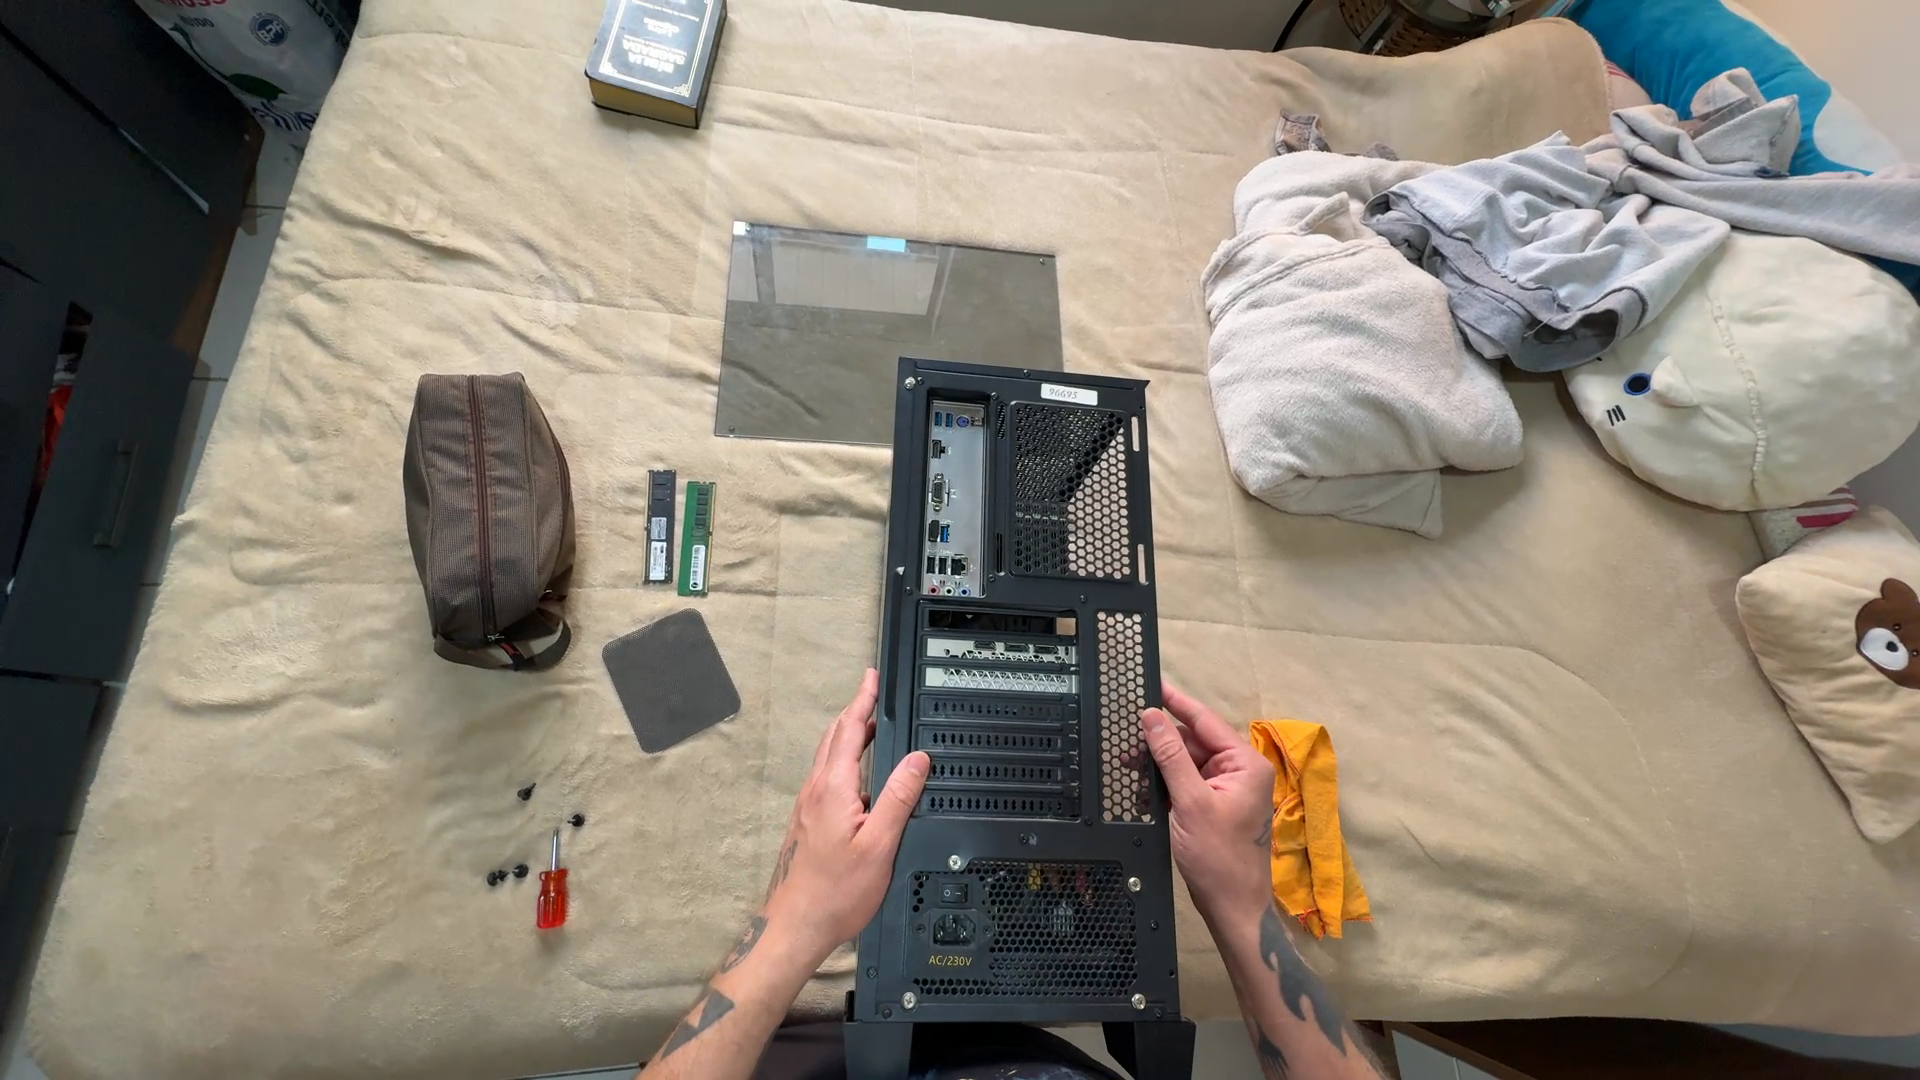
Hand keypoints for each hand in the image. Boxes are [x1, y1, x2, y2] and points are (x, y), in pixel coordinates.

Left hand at [763, 669, 929, 962]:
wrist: (794, 926)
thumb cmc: (835, 892)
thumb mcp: (879, 844)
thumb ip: (898, 797)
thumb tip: (917, 759)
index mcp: (833, 788)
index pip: (849, 729)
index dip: (862, 699)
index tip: (872, 677)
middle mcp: (816, 789)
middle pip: (835, 736)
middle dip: (855, 710)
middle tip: (874, 692)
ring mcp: (807, 804)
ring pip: (828, 754)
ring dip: (848, 732)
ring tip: (871, 724)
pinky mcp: (806, 819)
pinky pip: (826, 773)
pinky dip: (842, 756)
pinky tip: (856, 771)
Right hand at [1141, 682, 1276, 927]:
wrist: (1232, 908)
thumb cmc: (1218, 855)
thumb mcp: (1190, 800)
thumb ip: (1170, 754)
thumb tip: (1152, 716)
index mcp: (1244, 763)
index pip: (1205, 721)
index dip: (1176, 702)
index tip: (1152, 683)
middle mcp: (1239, 770)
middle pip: (1192, 741)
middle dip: (1160, 743)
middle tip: (1128, 744)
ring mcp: (1227, 788)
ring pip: (1185, 761)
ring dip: (1159, 766)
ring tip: (1131, 771)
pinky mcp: (1214, 804)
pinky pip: (1186, 781)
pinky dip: (1165, 784)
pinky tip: (1144, 791)